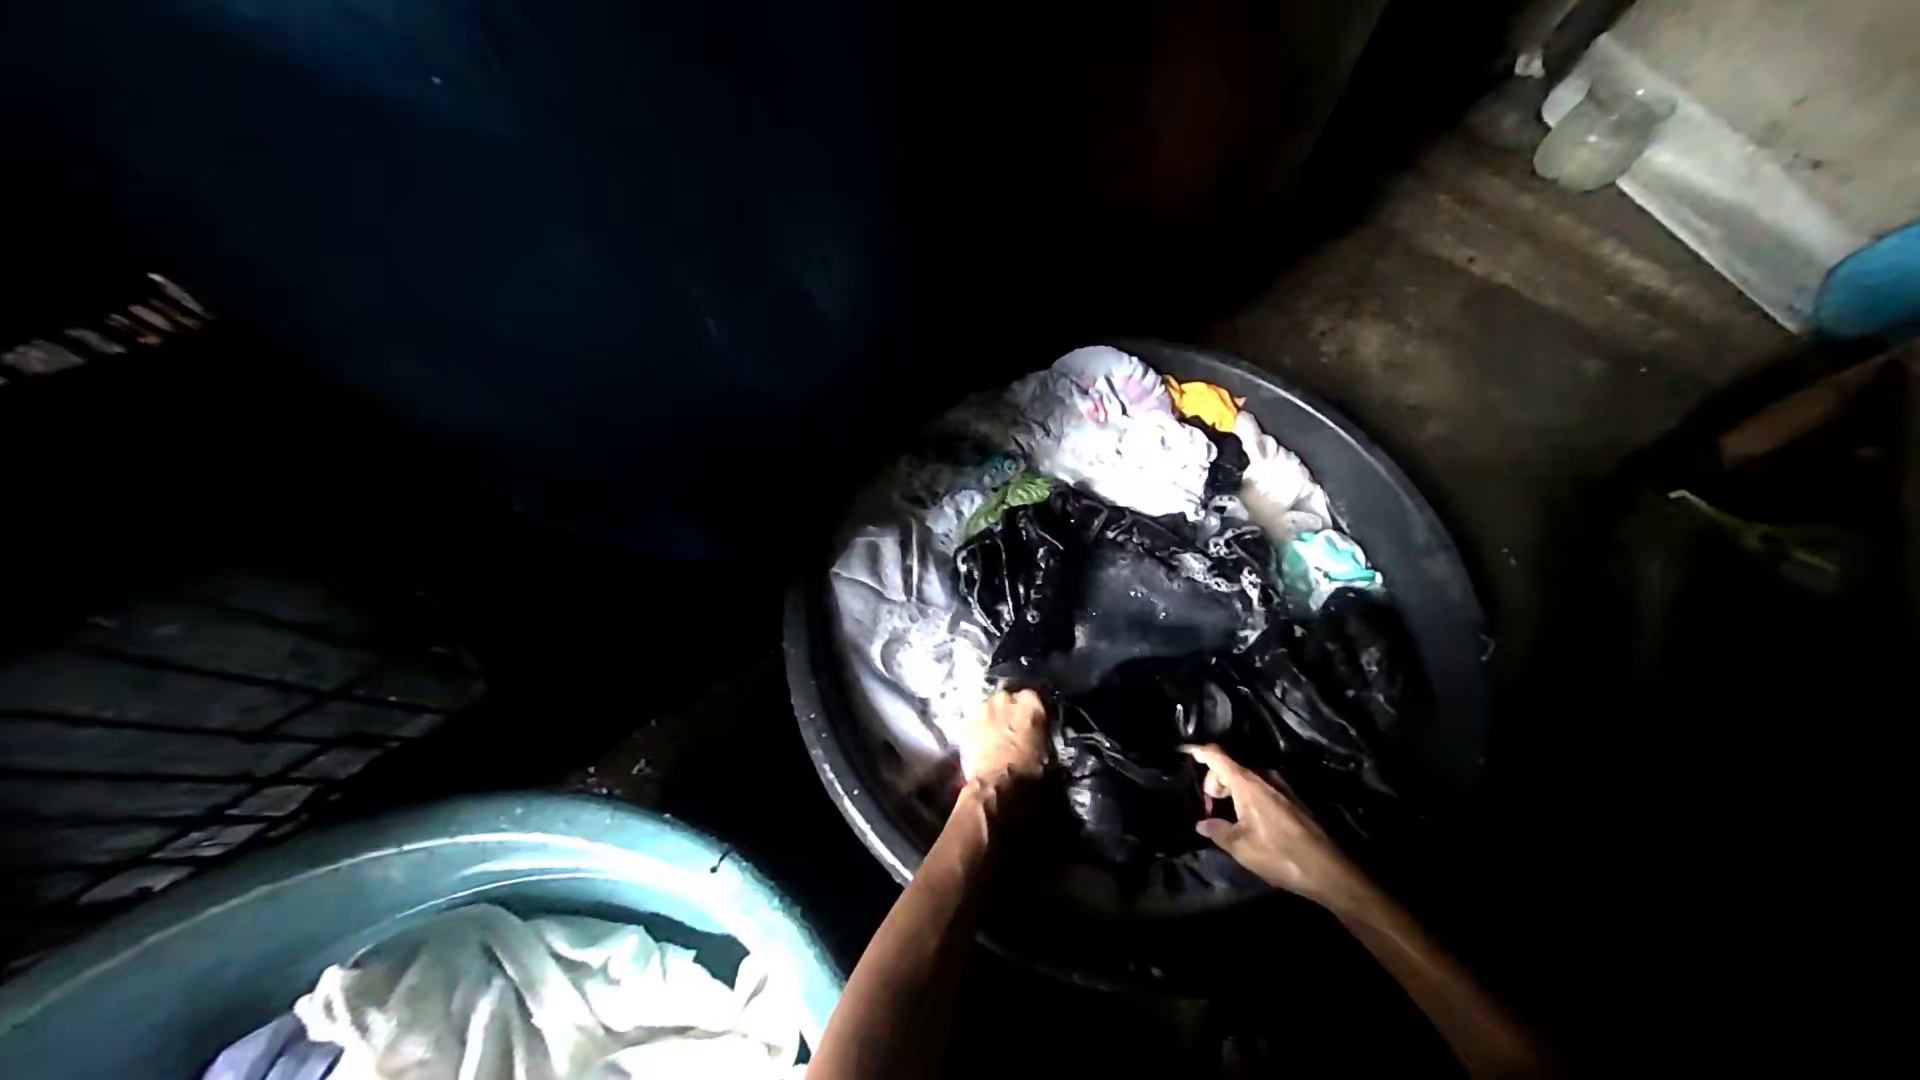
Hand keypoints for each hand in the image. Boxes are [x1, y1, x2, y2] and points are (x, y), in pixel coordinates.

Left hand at [956, 688, 1048, 793]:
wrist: (996, 781)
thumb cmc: (1026, 768)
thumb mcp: (1043, 749)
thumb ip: (1037, 731)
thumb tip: (1034, 730)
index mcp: (1028, 702)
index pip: (1030, 698)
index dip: (1028, 711)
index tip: (1028, 722)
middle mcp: (1004, 698)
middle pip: (1006, 699)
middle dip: (1008, 711)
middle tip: (1010, 729)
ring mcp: (982, 707)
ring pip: (988, 709)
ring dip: (991, 718)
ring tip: (993, 737)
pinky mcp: (966, 720)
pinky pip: (974, 721)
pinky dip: (977, 728)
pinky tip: (980, 743)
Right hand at [1180, 743, 1369, 911]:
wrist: (1332, 872)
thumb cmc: (1281, 856)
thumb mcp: (1241, 847)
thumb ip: (1217, 830)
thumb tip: (1202, 823)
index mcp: (1248, 783)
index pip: (1216, 755)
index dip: (1196, 750)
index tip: (1180, 751)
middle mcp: (1265, 776)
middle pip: (1230, 766)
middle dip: (1214, 783)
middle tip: (1210, 811)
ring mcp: (1282, 786)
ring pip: (1247, 777)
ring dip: (1232, 791)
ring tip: (1229, 818)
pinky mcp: (1294, 798)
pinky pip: (1262, 787)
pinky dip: (1248, 796)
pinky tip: (1250, 821)